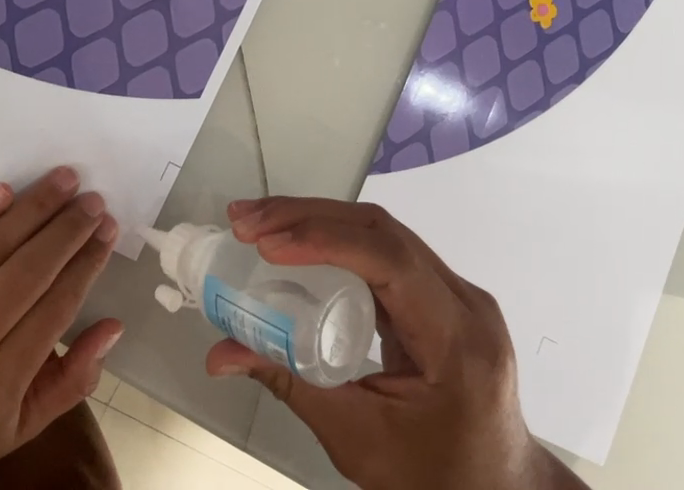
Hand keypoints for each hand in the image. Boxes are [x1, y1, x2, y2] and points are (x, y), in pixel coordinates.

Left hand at [0, 168, 122, 489]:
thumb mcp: (15, 428)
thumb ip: (70, 381)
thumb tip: (113, 325)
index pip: (56, 308)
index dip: (86, 264)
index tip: (107, 229)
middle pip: (27, 272)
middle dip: (66, 230)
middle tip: (94, 198)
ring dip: (30, 210)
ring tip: (62, 180)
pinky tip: (4, 190)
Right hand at [205, 198, 584, 489]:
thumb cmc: (432, 476)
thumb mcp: (357, 438)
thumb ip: (289, 384)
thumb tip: (218, 354)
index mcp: (457, 339)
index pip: (390, 262)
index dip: (324, 241)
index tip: (265, 246)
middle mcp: (465, 301)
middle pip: (383, 232)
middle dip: (307, 218)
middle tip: (244, 223)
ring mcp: (457, 294)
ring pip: (383, 232)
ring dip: (317, 220)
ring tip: (257, 223)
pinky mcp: (441, 295)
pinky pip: (385, 250)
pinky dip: (335, 238)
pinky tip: (296, 241)